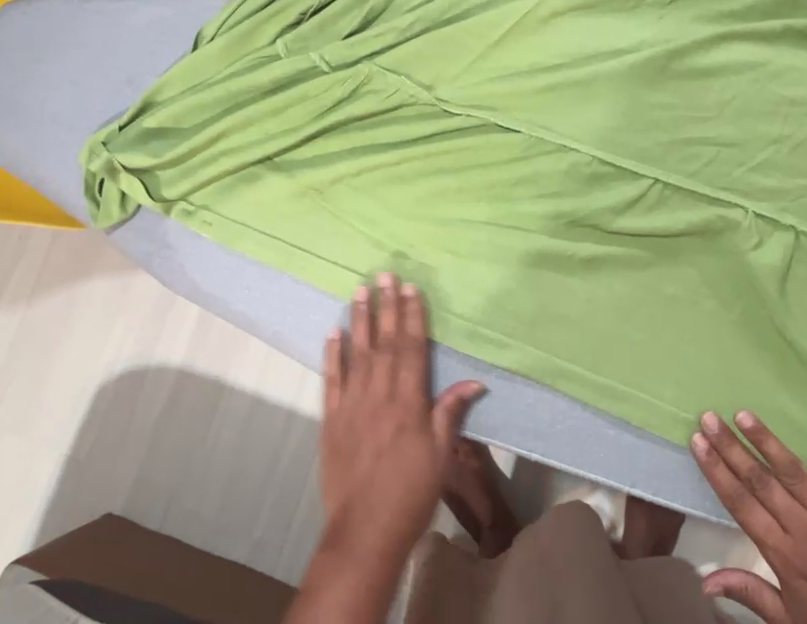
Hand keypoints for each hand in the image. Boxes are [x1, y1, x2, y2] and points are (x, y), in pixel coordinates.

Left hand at [318, 273, 484, 560]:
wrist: (365, 531)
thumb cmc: (412, 493)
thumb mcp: (441, 455)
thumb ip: (450, 413)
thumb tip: (474, 381)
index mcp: (409, 403)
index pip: (412, 349)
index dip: (411, 316)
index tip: (410, 288)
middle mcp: (379, 396)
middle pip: (384, 343)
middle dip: (386, 307)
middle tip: (384, 274)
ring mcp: (351, 406)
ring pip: (357, 354)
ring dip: (359, 320)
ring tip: (359, 290)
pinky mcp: (331, 420)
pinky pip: (332, 379)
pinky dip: (332, 354)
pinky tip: (333, 332)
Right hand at [691, 410, 806, 623]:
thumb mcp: (789, 622)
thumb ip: (749, 594)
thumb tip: (704, 582)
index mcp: (786, 557)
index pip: (741, 505)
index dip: (717, 472)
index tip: (698, 443)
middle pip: (761, 481)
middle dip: (732, 448)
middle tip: (710, 417)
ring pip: (795, 472)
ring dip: (767, 441)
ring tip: (744, 415)